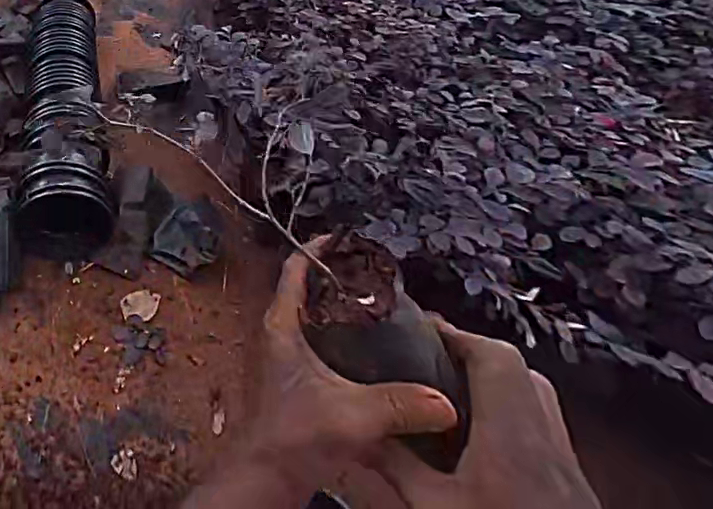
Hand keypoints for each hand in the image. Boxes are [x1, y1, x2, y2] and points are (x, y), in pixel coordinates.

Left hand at [187, 241, 456, 507]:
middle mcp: (279, 329)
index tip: (346, 238)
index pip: (295, 269)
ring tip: (376, 299)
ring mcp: (284, 350)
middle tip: (373, 269)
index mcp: (282, 323)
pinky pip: (316, 334)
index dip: (317, 249)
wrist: (267, 473)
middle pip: (305, 285)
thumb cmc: (295, 435)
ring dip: (337, 301)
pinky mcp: (294, 371)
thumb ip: (398, 405)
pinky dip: (338, 327)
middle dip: (335, 273)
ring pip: (311, 311)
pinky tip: (369, 342)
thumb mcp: (352, 416)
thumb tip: (445, 400)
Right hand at [369, 322, 600, 508]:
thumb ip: (397, 465)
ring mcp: (569, 469)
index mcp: (513, 438)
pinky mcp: (576, 492)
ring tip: (454, 390)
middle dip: (473, 352)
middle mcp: (547, 443)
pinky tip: (482, 438)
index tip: (419, 329)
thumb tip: (360, 430)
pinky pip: (545, 428)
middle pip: (518, 370)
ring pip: (538, 397)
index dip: (455, 334)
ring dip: (497, 380)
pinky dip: (513, 413)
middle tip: (432, 358)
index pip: (492, 357)